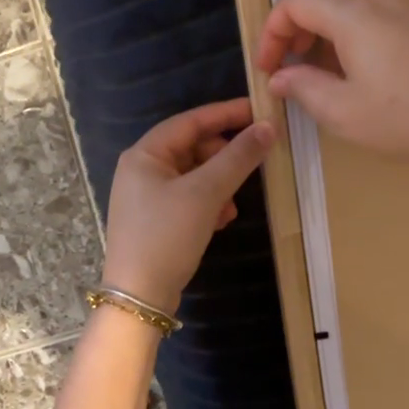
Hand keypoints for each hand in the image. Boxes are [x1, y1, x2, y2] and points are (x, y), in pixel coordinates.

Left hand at [102, 99, 274, 311]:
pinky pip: (188, 202)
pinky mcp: (154, 223)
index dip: (226, 114)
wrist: (139, 296)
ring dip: (219, 187)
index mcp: (144, 155)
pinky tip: (221, 222)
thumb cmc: (166, 237)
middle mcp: (140, 172)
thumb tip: (268, 127)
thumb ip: (237, 158)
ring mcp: (145, 199)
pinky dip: (207, 206)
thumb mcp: (205, 194)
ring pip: (193, 178)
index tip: (260, 111)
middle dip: (223, 159)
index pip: (190, 121)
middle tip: (251, 166)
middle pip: (192, 149)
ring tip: (232, 207)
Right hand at [256, 0, 408, 171]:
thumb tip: (280, 78)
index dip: (272, 32)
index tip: (269, 70)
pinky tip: (360, 54)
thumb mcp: (344, 114)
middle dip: (296, 5)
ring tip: (324, 56)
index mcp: (352, 8)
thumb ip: (304, 89)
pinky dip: (354, 6)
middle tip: (295, 51)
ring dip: (326, 4)